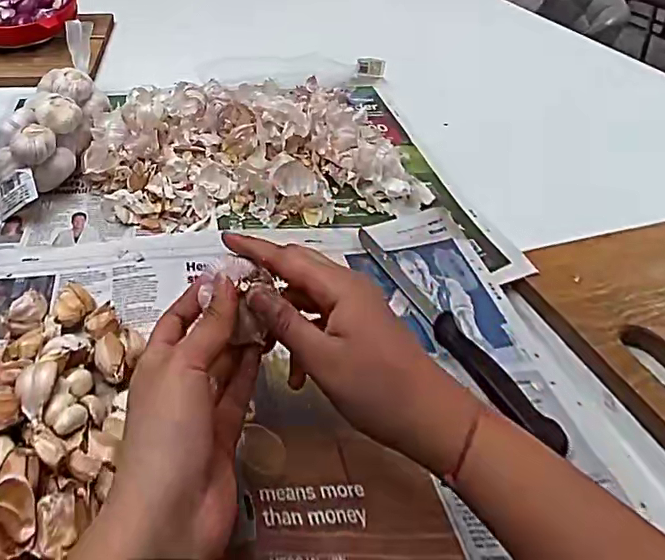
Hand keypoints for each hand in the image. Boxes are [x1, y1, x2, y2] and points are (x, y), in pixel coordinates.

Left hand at [80, 276, 261, 559]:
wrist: (172, 512)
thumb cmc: (164, 435)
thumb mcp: (184, 367)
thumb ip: (207, 327)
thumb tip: (221, 285)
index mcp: (157, 357)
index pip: (180, 315)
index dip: (201, 294)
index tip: (227, 275)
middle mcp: (177, 378)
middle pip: (204, 337)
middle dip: (226, 315)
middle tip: (256, 292)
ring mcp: (200, 406)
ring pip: (224, 363)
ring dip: (242, 340)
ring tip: (267, 314)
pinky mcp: (223, 432)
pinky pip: (238, 393)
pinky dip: (249, 371)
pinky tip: (263, 351)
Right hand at [223, 234, 481, 477]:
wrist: (440, 425)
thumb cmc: (380, 391)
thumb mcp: (321, 358)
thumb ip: (283, 320)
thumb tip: (252, 290)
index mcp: (339, 287)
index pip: (286, 257)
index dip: (253, 248)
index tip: (225, 239)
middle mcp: (348, 286)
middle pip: (297, 267)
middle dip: (264, 272)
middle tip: (233, 279)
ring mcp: (356, 305)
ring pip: (306, 292)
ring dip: (281, 307)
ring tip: (257, 328)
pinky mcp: (361, 323)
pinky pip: (320, 312)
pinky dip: (301, 328)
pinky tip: (293, 363)